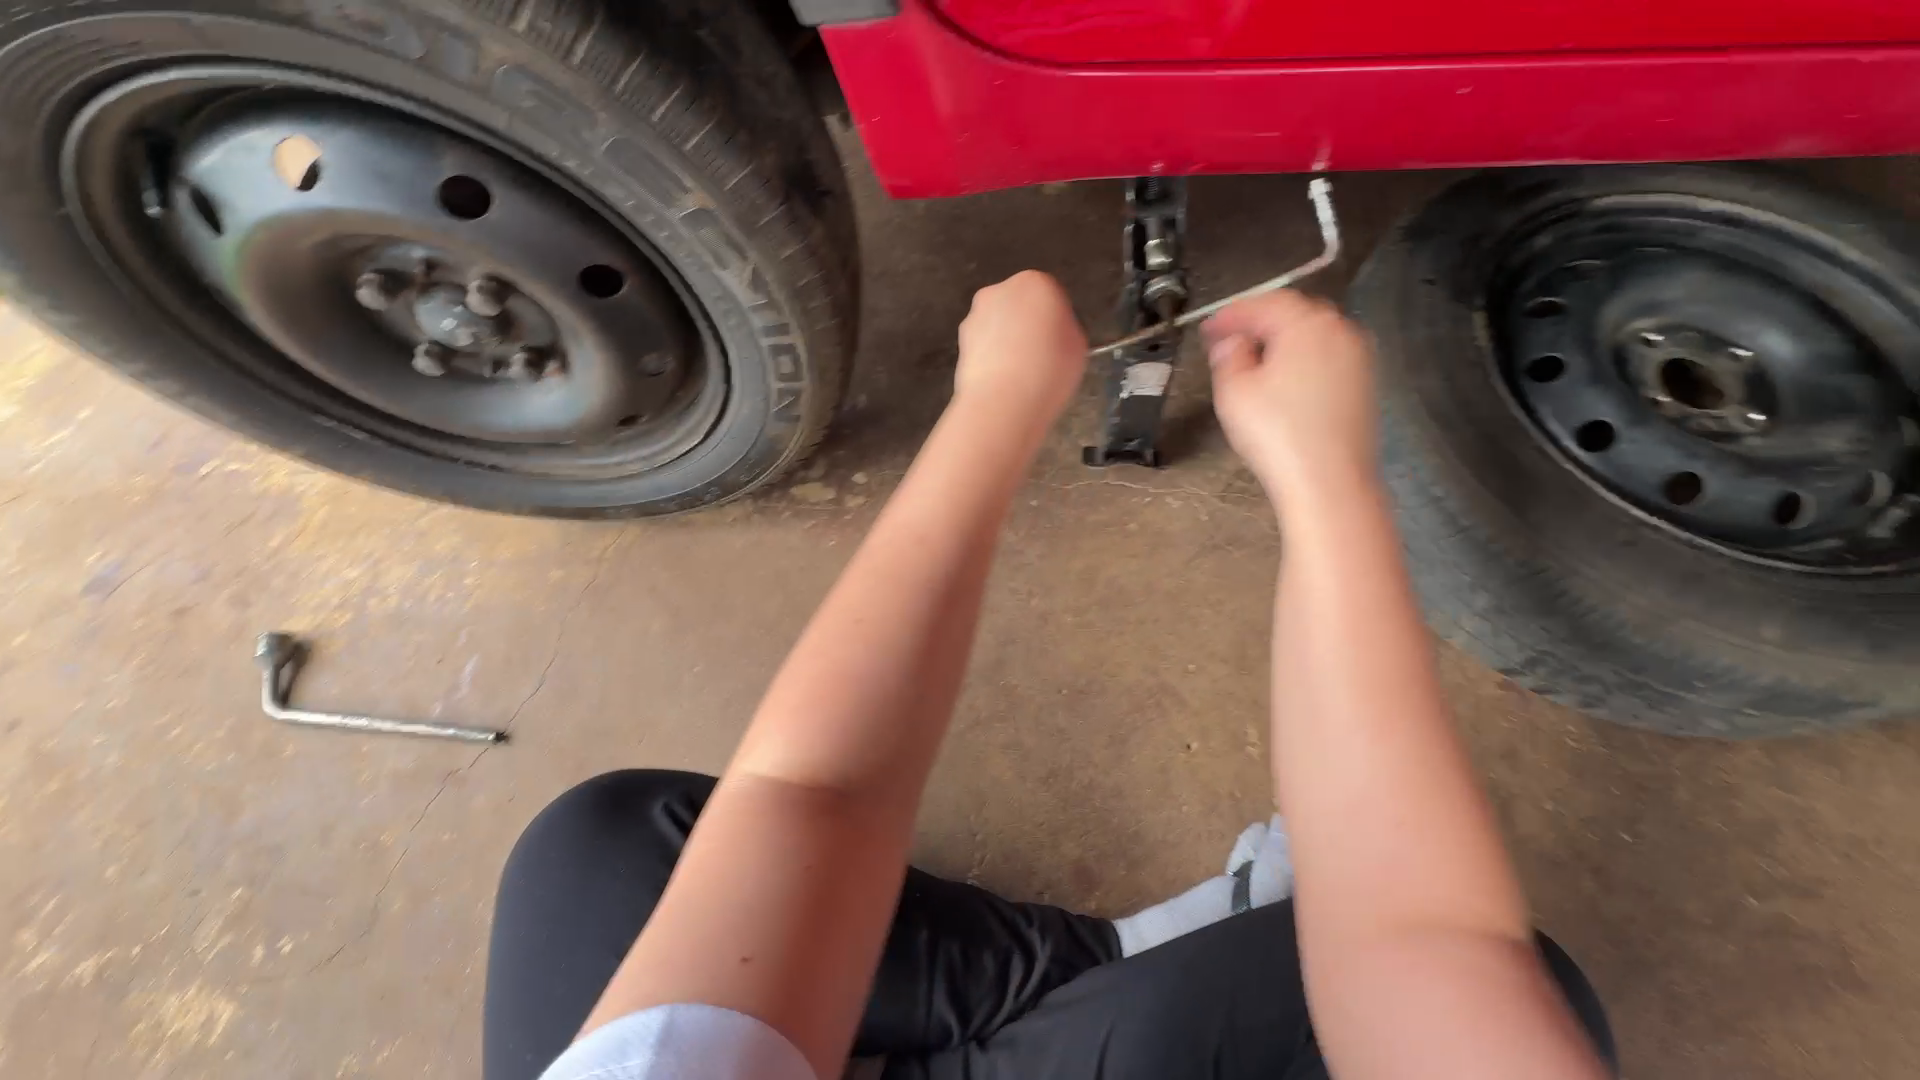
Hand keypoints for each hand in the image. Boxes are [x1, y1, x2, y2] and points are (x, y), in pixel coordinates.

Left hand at [953, 271, 1088, 438]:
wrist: (1004, 402)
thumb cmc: (1050, 370)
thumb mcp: (1077, 344)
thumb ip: (1063, 328)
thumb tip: (1051, 333)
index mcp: (1035, 282)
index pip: (1050, 295)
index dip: (1056, 322)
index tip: (1058, 344)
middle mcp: (999, 291)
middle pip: (1019, 305)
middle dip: (1026, 326)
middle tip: (1040, 357)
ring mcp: (975, 316)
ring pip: (997, 325)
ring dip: (1006, 342)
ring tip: (1019, 375)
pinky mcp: (960, 342)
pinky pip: (983, 347)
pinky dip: (990, 359)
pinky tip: (1001, 381)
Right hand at [1204, 290, 1377, 501]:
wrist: (1328, 481)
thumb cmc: (1276, 433)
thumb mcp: (1233, 391)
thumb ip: (1228, 356)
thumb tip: (1232, 343)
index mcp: (1306, 324)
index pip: (1265, 304)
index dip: (1232, 314)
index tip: (1208, 328)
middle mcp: (1340, 331)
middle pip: (1294, 314)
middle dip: (1260, 323)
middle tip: (1229, 341)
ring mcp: (1358, 358)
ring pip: (1314, 336)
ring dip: (1282, 342)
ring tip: (1254, 361)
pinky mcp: (1364, 385)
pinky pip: (1327, 358)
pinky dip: (1302, 360)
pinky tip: (1284, 382)